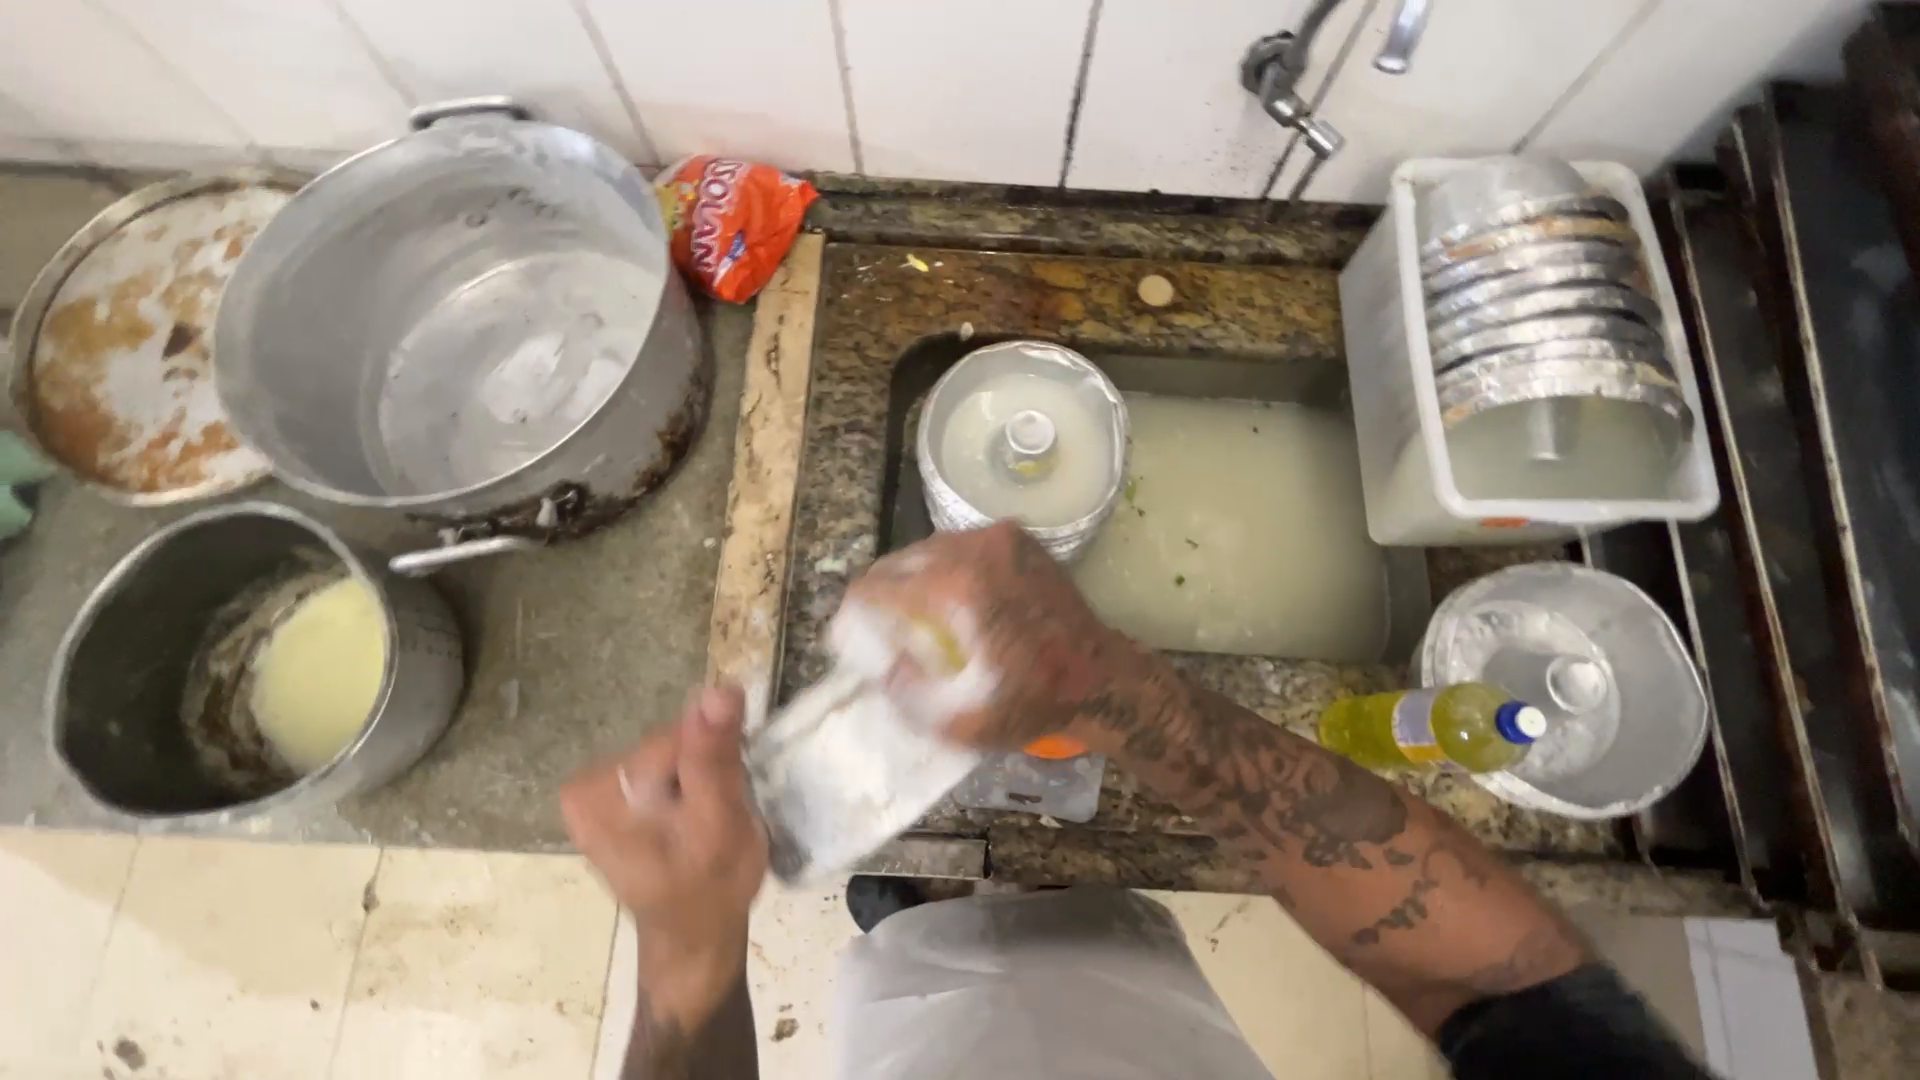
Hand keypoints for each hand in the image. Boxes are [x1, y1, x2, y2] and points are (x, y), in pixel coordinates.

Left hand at [560, 685, 767, 1030]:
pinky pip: (664, 764)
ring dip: (700, 776)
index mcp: (599, 794)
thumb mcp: (719, 823)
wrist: (696, 938)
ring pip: (672, 750)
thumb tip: (718, 689)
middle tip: (719, 812)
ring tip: (707, 818)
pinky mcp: (611, 797)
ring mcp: (595, 793)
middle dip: (705, 767)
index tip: (729, 795)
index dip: (716, 758)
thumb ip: (713, 757)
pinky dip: (688, 783)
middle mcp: (585, 786)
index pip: (677, 736)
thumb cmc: (711, 888)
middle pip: (671, 741)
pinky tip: (691, 816)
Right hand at [839, 520, 1141, 750]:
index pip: (878, 586)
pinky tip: (949, 599)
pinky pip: (960, 546)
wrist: (1101, 677)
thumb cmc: (1033, 702)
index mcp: (958, 587)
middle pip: (899, 561)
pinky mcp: (1017, 537)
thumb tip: (871, 661)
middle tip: (877, 627)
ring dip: (911, 579)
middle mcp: (975, 548)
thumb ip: (905, 691)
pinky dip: (945, 568)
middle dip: (880, 594)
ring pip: (928, 549)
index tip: (848, 633)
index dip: (854, 611)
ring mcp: (1000, 537)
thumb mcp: (961, 721)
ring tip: (910, 614)